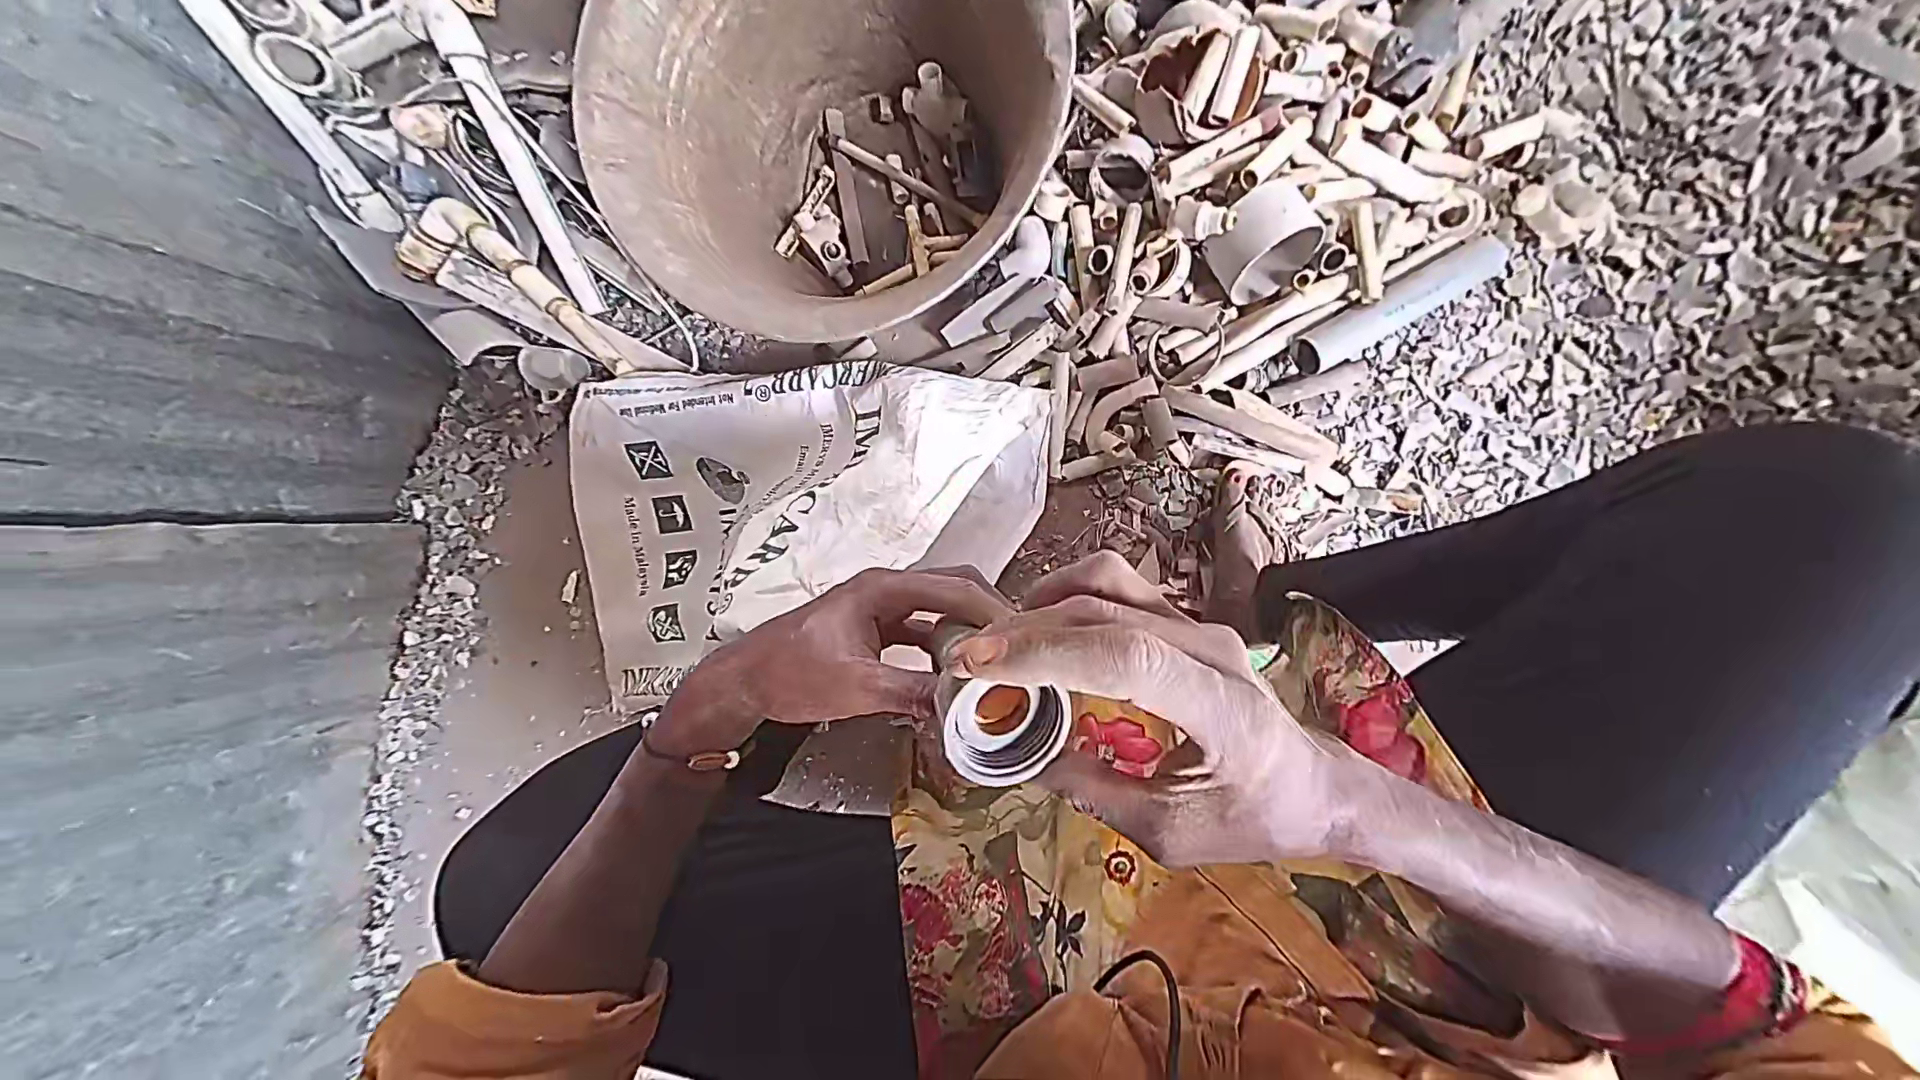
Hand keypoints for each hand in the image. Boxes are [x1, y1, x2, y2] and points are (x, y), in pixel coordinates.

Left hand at [649, 567, 1013, 755]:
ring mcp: (881, 607)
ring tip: (992, 657)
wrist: (748, 680)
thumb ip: (908, 691)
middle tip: (1014, 642)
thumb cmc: (788, 672)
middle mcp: (885, 589)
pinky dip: (943, 645)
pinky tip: (955, 669)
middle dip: (985, 612)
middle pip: (952, 588)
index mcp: (881, 589)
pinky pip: (923, 629)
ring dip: (966, 630)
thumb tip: (956, 702)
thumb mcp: (855, 685)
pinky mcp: (877, 627)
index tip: (1017, 633)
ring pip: (939, 609)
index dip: (989, 608)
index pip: (952, 587)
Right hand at [945, 551, 1366, 865]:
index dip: (1044, 654)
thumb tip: (1018, 752)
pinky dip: (1066, 594)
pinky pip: (1116, 585)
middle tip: (964, 660)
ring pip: (1105, 582)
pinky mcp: (1183, 617)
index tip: (978, 666)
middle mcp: (1208, 646)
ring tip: (998, 642)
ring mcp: (1198, 623)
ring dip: (1041, 604)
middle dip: (1022, 633)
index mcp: (1219, 707)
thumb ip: (1089, 788)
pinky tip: (1039, 622)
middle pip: (1101, 614)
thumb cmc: (1253, 817)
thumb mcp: (1168, 831)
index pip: (1124, 657)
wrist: (1315, 783)